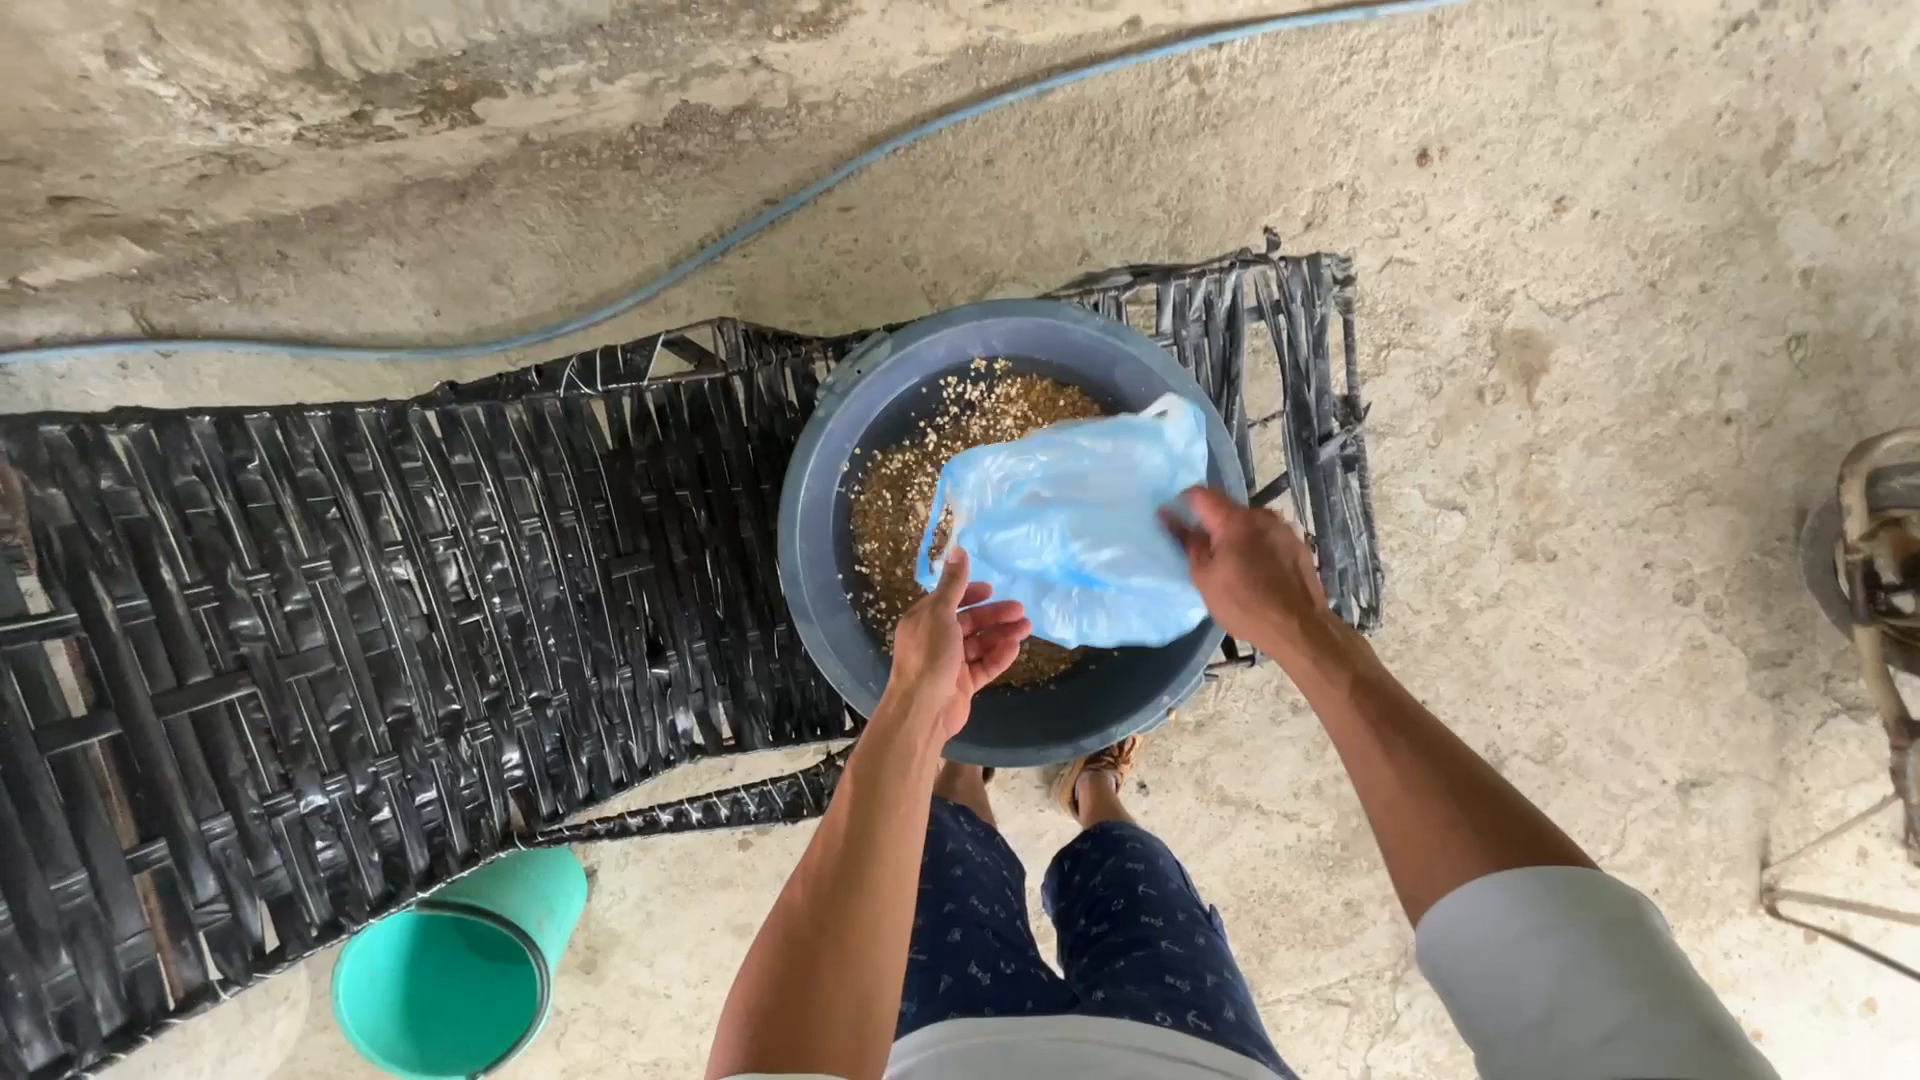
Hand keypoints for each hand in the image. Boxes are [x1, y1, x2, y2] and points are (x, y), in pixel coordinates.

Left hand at [879, 547, 1031, 739]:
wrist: (922, 710)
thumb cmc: (928, 656)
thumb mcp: (940, 613)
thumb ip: (953, 584)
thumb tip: (957, 549)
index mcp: (924, 620)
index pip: (949, 600)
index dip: (970, 593)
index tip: (992, 589)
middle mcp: (935, 639)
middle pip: (969, 622)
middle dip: (994, 615)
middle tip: (1020, 610)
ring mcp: (950, 663)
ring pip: (980, 644)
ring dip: (1002, 634)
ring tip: (1026, 628)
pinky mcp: (963, 684)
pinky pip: (984, 666)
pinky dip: (999, 656)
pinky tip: (1016, 648)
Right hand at [1163, 486, 1335, 653]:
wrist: (1299, 627)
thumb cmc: (1244, 604)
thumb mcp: (1205, 578)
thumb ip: (1188, 543)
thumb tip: (1170, 518)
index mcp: (1235, 520)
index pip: (1200, 495)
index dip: (1182, 504)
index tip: (1173, 522)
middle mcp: (1261, 515)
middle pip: (1226, 510)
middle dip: (1211, 526)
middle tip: (1202, 554)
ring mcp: (1283, 528)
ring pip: (1248, 524)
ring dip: (1234, 537)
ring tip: (1231, 566)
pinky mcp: (1298, 543)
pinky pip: (1266, 536)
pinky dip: (1254, 547)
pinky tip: (1255, 572)